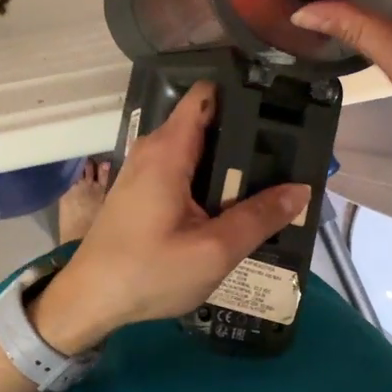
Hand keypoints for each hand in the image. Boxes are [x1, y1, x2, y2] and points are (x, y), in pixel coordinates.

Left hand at [30, 82, 311, 354]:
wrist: (90, 299)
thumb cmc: (149, 272)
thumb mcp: (213, 251)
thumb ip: (258, 218)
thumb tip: (301, 189)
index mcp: (168, 150)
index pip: (206, 95)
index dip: (242, 92)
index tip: (280, 102)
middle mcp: (153, 149)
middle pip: (206, 122)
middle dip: (246, 132)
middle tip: (291, 147)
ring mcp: (145, 170)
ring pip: (197, 150)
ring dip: (230, 161)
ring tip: (276, 172)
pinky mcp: (143, 191)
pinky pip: (184, 170)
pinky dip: (211, 179)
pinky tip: (238, 200)